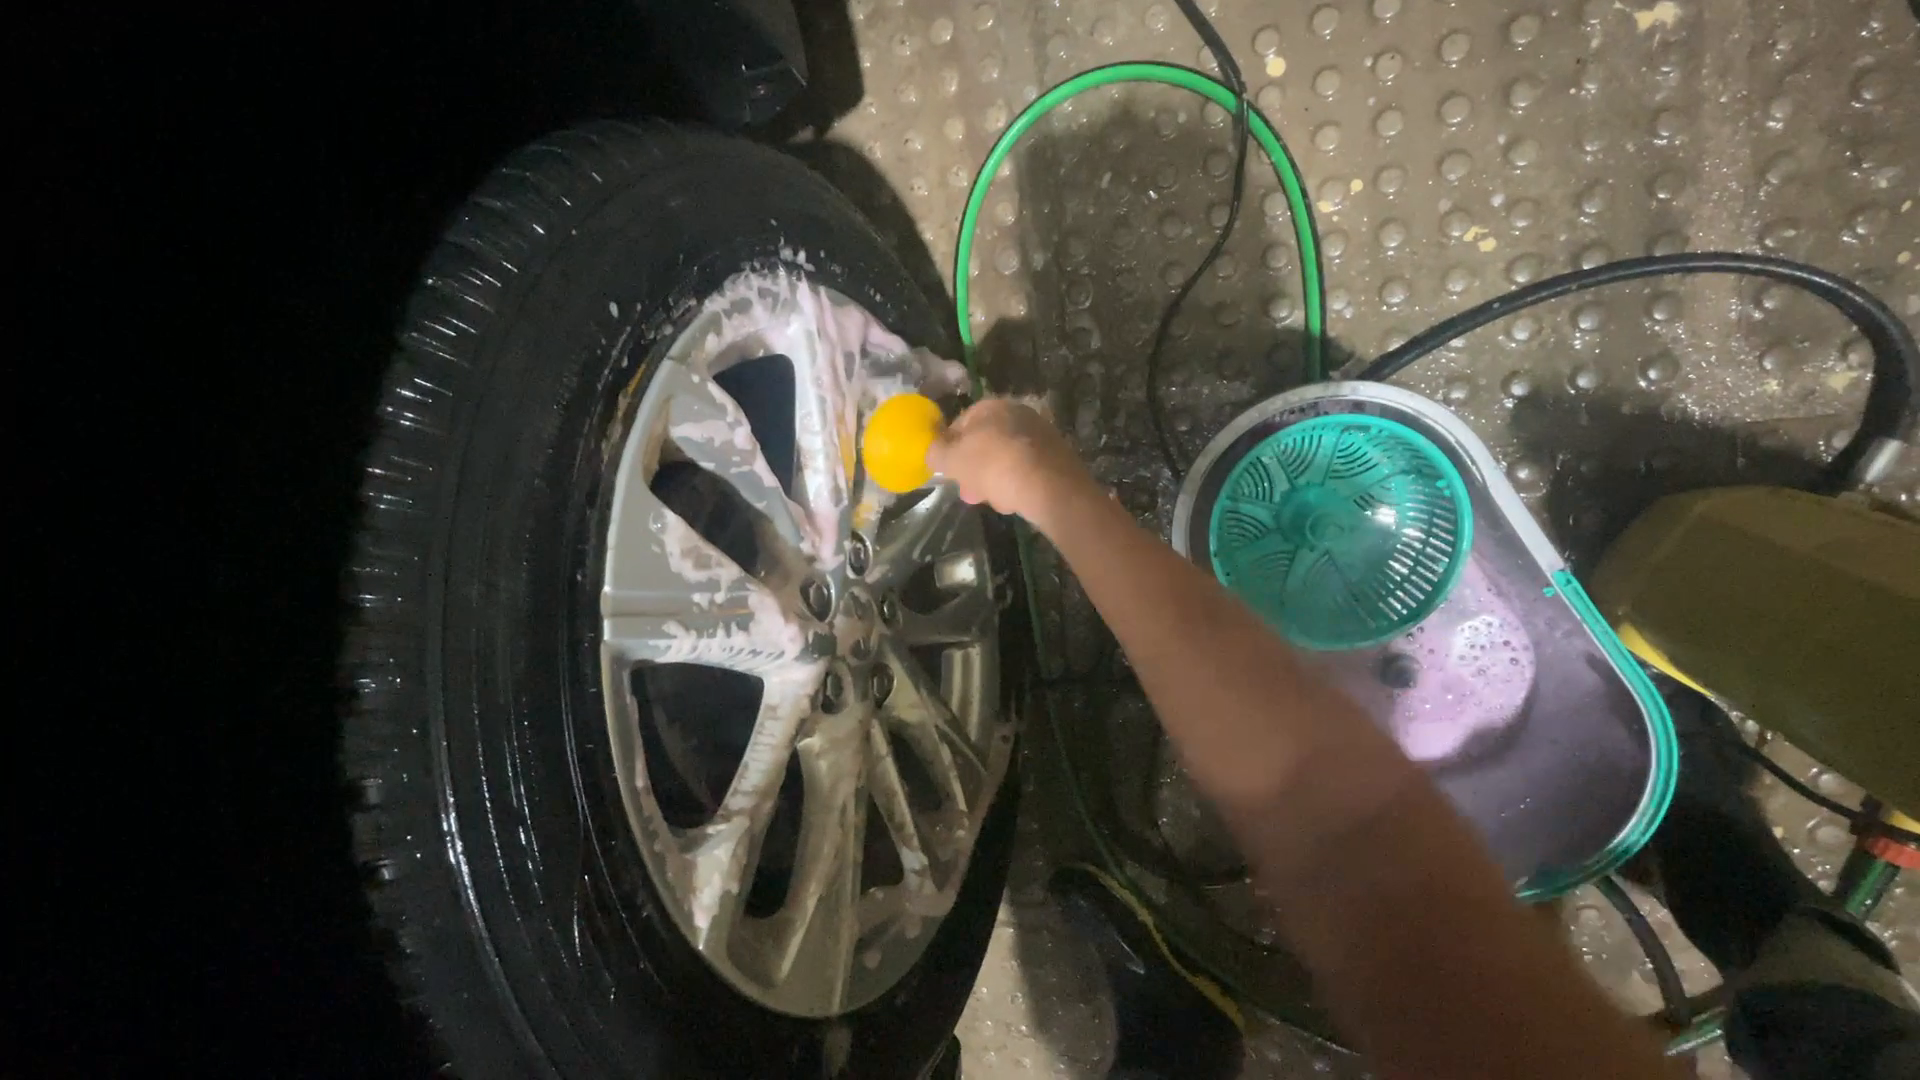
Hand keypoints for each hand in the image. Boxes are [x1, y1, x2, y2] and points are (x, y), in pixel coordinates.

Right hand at [925, 397, 1098, 528]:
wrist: (1049, 486)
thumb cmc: (993, 466)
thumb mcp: (952, 460)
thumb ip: (936, 453)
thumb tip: (932, 450)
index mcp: (991, 406)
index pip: (960, 424)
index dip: (949, 449)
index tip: (947, 471)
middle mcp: (1018, 413)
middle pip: (986, 443)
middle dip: (974, 470)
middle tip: (968, 492)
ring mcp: (1040, 435)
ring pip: (1006, 459)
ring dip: (995, 480)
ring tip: (993, 501)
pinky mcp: (1057, 457)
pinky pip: (1027, 470)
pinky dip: (1018, 484)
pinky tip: (1015, 501)